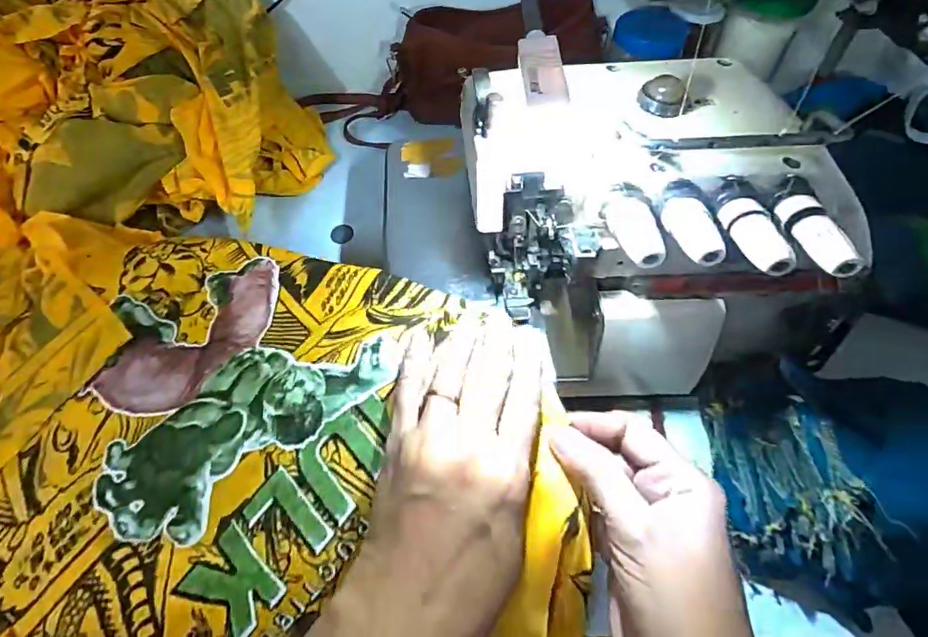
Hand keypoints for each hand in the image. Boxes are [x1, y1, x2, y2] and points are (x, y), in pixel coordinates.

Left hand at [315, 314, 547, 636]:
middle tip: (502, 319)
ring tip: (471, 319)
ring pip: (447, 376)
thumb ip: (518, 476)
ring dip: (460, 343)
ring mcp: (428, 440)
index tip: (531, 340)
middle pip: (486, 380)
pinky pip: (406, 391)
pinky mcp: (396, 443)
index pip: (522, 402)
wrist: (403, 607)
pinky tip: (419, 336)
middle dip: (496, 344)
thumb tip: (521, 434)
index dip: (527, 365)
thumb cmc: (470, 584)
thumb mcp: (515, 535)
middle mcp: (468, 446)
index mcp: (506, 473)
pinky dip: (412, 361)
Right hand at [549, 411, 751, 636]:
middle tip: (536, 445)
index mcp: (681, 480)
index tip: (550, 424)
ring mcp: (648, 523)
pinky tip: (550, 498)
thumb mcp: (635, 528)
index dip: (593, 424)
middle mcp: (666, 494)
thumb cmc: (671, 593)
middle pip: (618, 455)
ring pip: (605, 484)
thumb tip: (556, 431)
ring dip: (575, 476)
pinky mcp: (630, 549)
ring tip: (536, 467)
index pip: (632, 432)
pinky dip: (578, 505)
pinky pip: (601, 513)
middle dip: (580, 448)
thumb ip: (596, 473)